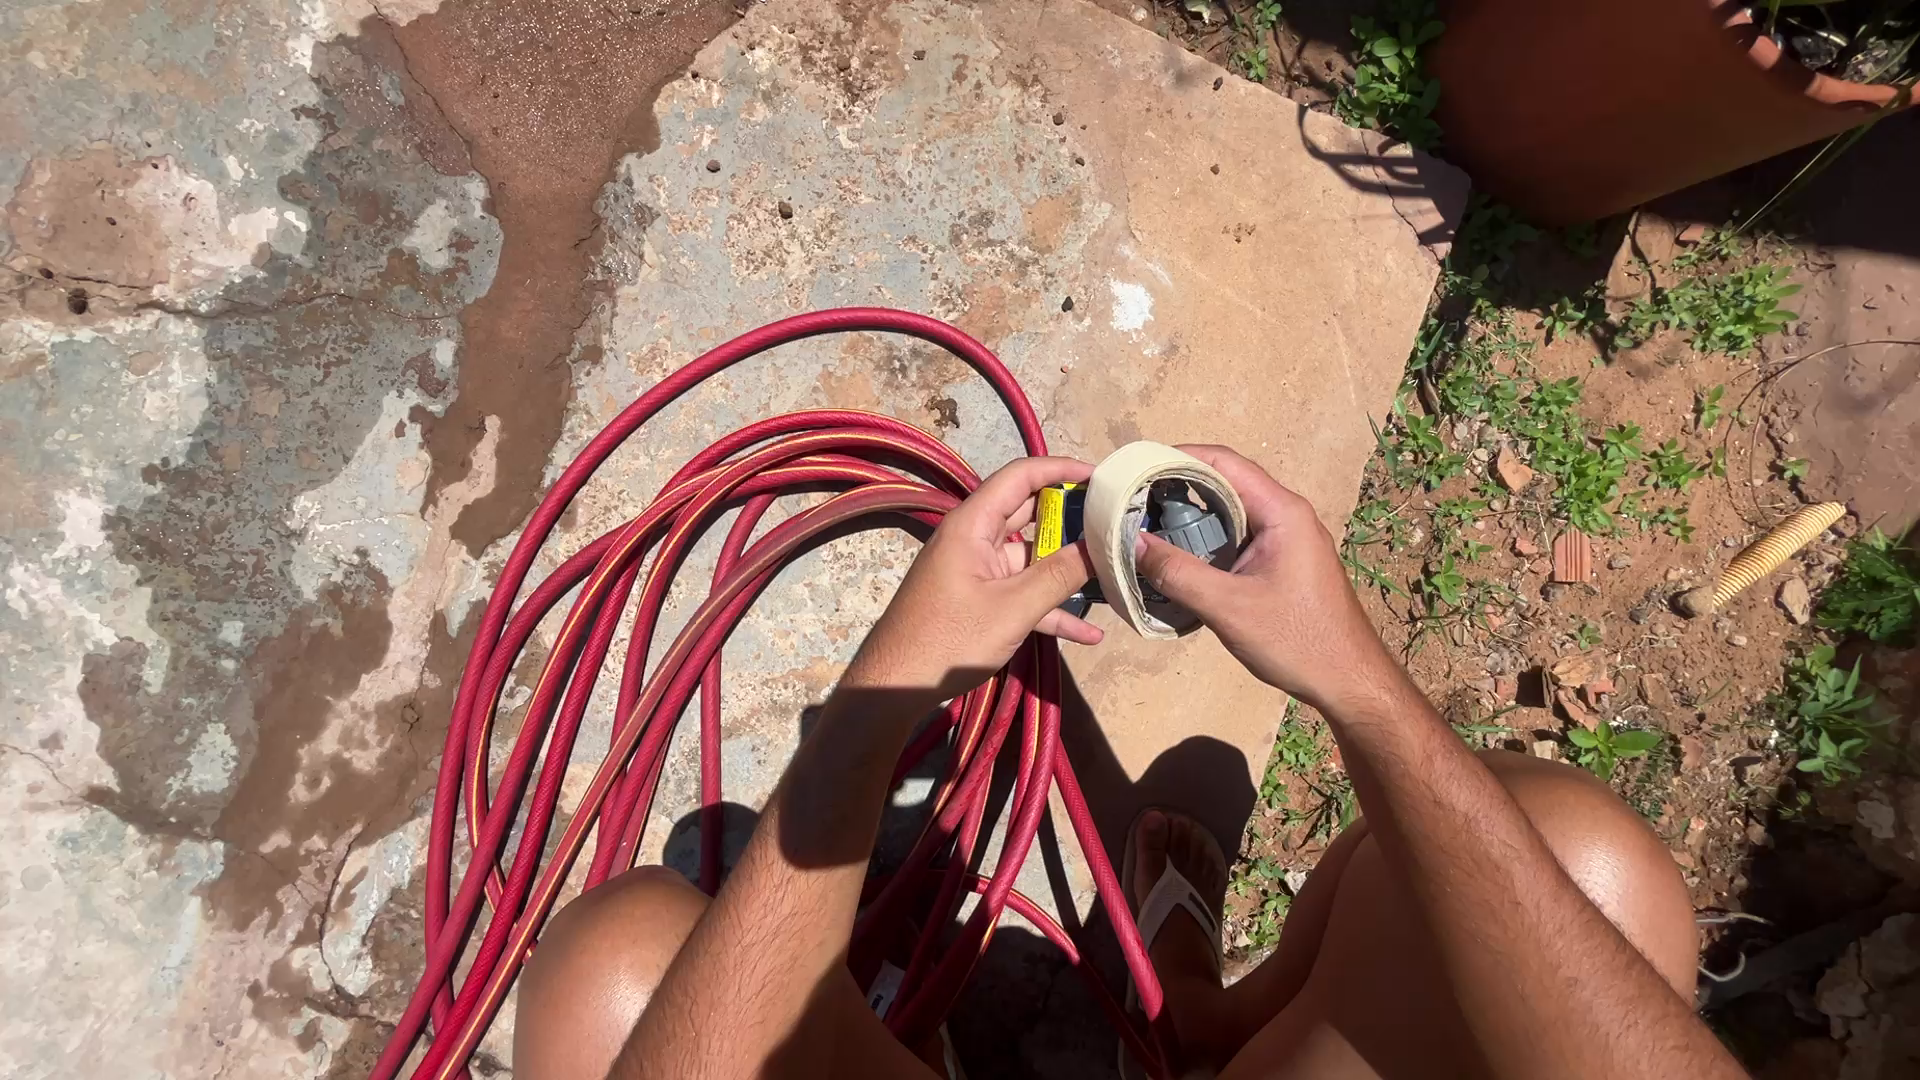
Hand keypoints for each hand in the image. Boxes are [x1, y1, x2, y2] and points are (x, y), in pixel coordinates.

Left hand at [849, 457, 1103, 696]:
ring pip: (1030, 558)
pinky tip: (1088, 633)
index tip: (1101, 478)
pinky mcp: (979, 600)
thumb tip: (1102, 547)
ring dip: (1067, 569)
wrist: (895, 686)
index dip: (1061, 469)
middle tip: (1117, 523)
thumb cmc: (948, 640)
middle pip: (1029, 514)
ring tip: (1113, 573)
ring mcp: (977, 571)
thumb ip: (1059, 575)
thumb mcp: (1012, 609)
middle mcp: (974, 539)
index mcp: (973, 525)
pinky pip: (1021, 593)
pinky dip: (1050, 608)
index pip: (1020, 476)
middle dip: (1072, 519)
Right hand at [1131, 445, 1400, 711]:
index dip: (1177, 457)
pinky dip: (1203, 538)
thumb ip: (1177, 572)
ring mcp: (1284, 538)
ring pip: (1227, 511)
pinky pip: (1234, 535)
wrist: (1349, 682)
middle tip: (1131, 501)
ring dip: (1188, 514)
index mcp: (1281, 512)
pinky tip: (1175, 555)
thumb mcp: (1228, 607)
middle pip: (1224, 482)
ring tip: (1143, 525)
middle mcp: (1285, 515)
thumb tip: (1132, 543)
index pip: (1224, 462)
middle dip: (1176, 486)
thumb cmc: (1297, 640)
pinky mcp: (1278, 561)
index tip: (1136, 470)